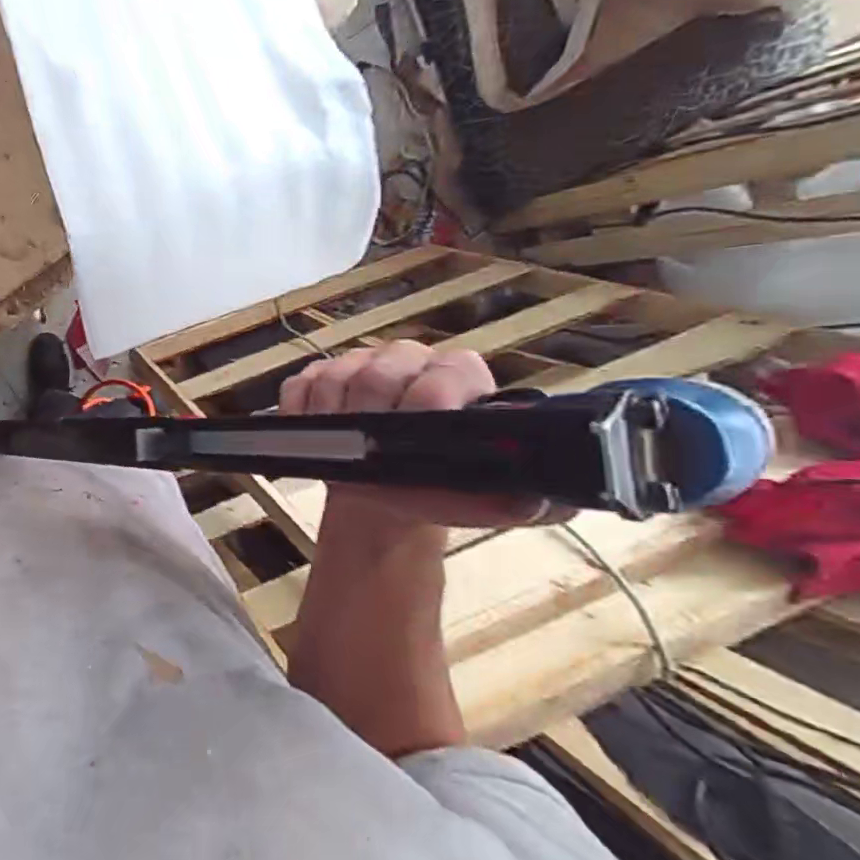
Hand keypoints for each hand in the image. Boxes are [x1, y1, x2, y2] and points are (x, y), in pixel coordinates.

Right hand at [278, 341, 559, 560]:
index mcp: (460, 375)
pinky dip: (299, 412)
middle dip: (368, 419)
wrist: (384, 492)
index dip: (426, 405)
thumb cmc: (436, 488)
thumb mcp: (491, 502)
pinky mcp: (319, 372)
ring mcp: (361, 361)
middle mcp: (411, 358)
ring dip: (331, 419)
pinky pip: (301, 383)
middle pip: (378, 372)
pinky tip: (314, 433)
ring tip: (343, 449)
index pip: (443, 375)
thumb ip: (533, 498)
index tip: (412, 442)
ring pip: (335, 377)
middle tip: (369, 454)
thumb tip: (559, 492)